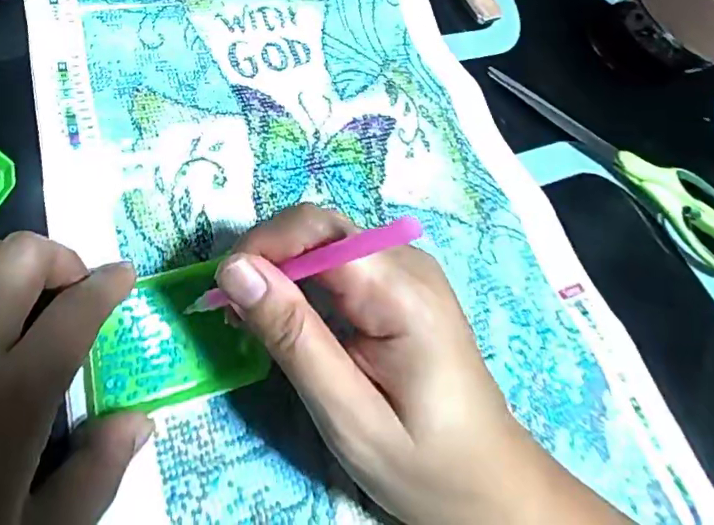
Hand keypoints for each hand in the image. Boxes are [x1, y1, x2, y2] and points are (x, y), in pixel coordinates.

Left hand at [0, 234, 151, 524]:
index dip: (110, 283)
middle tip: (68, 288)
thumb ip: (94, 476)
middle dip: (61, 259)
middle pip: (24, 258)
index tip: (123, 275)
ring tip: (15, 283)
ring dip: (6, 256)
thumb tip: (141, 420)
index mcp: (15, 398)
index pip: (78, 311)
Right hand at [215, 205, 628, 524]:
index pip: (318, 232)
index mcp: (401, 288)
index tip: (219, 291)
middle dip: (267, 252)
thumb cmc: (424, 463)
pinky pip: (342, 259)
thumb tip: (234, 269)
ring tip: (251, 313)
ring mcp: (407, 267)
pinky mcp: (401, 281)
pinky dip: (304, 277)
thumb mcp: (348, 414)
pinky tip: (288, 313)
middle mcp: (406, 259)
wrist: (494, 487)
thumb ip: (292, 336)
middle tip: (229, 305)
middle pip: (321, 226)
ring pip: (327, 238)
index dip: (262, 248)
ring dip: (281, 264)